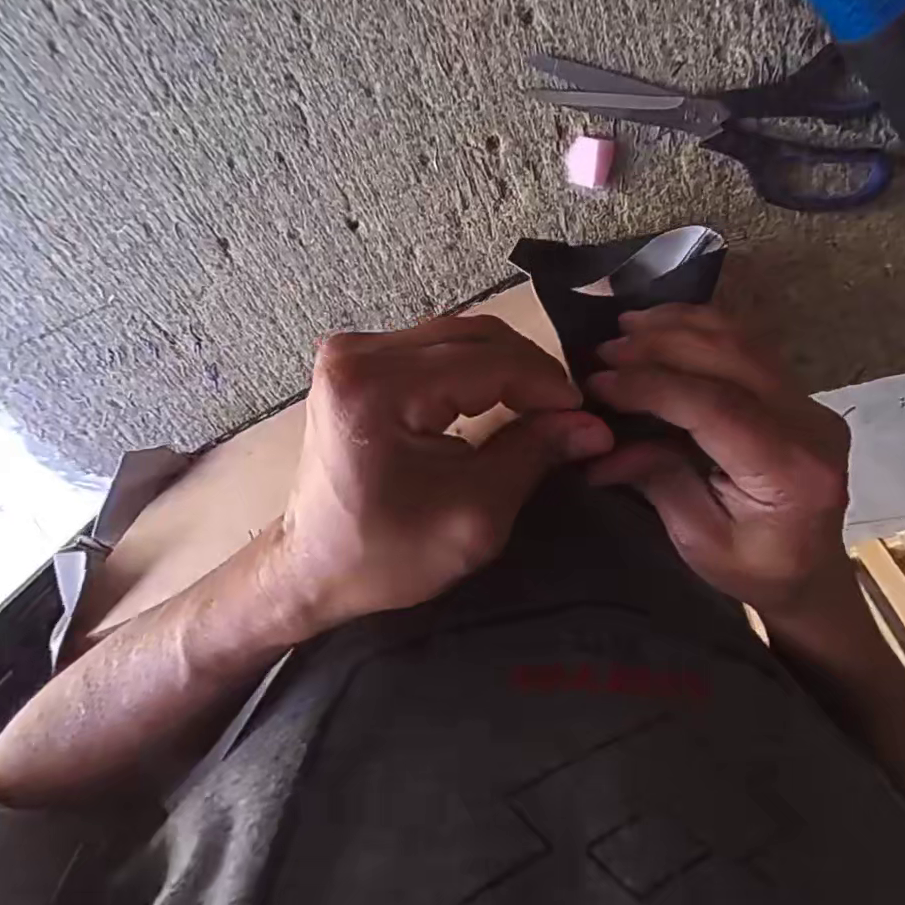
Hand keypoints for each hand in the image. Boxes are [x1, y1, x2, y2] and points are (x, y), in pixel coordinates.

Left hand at [261, 315, 614, 631]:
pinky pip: (435, 348)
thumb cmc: (385, 556)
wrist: (311, 568)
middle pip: (473, 335)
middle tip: (567, 411)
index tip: (584, 413)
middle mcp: (357, 352)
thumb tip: (592, 424)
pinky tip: (499, 395)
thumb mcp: (474, 515)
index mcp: (377, 387)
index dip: (547, 383)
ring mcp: (352, 351)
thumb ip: (534, 455)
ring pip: (458, 336)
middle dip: (530, 370)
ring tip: (540, 405)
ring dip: (505, 366)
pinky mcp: (356, 361)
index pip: (488, 361)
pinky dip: (475, 368)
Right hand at [586, 304, 852, 614]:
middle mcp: (809, 424)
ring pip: (741, 339)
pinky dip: (700, 326)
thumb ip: (657, 480)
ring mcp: (809, 402)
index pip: (715, 406)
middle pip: (730, 358)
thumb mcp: (698, 541)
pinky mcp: (797, 392)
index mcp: (790, 472)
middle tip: (603, 351)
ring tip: (625, 328)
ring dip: (678, 325)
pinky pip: (748, 343)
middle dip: (659, 346)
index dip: (652, 386)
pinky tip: (662, 324)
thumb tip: (600, 438)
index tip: (599, 382)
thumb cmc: (756, 571)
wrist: (812, 573)